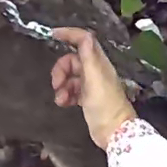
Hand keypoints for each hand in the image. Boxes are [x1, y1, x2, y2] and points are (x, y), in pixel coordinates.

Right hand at [50, 27, 136, 148]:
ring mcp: (91, 85)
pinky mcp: (87, 98)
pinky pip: (71, 90)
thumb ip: (89, 56)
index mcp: (99, 63)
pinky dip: (64, 95)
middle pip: (73, 60)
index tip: (53, 35)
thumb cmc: (105, 105)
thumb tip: (83, 35)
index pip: (84, 40)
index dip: (70, 34)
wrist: (113, 132)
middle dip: (61, 69)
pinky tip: (63, 103)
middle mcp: (96, 71)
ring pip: (70, 76)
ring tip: (61, 98)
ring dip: (61, 85)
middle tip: (57, 83)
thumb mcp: (95, 77)